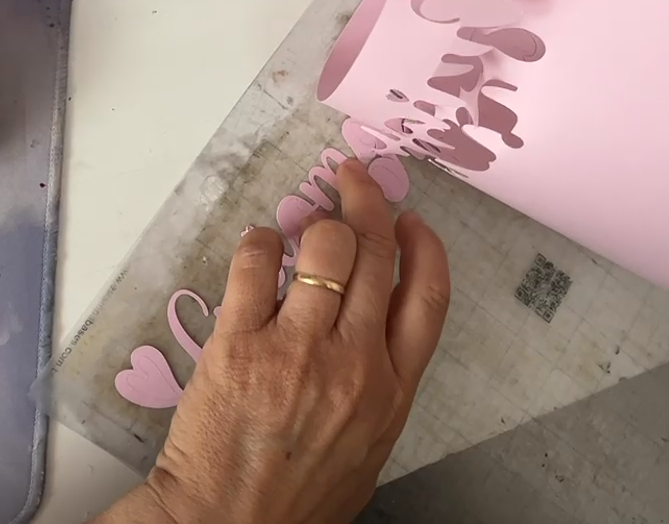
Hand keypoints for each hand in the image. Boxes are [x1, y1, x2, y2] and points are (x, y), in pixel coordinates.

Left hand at [100, 158, 450, 523]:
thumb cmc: (299, 490)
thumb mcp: (367, 443)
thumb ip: (379, 378)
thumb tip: (373, 311)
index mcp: (391, 390)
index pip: (428, 298)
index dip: (424, 246)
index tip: (410, 219)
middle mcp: (354, 362)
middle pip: (376, 255)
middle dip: (367, 201)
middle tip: (352, 178)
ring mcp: (298, 349)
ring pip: (324, 246)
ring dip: (316, 220)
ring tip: (304, 221)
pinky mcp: (241, 341)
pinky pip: (257, 261)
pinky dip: (260, 239)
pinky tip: (259, 246)